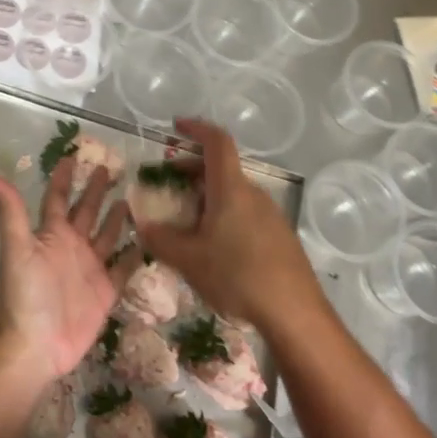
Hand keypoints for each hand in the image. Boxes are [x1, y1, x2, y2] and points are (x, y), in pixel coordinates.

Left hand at [0, 157, 128, 379]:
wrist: (37, 345)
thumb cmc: (25, 295)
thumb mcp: (17, 249)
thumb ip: (12, 212)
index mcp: (51, 235)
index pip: (58, 198)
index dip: (64, 178)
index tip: (73, 156)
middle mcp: (71, 247)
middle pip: (86, 212)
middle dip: (96, 191)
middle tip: (110, 168)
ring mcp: (90, 269)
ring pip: (107, 236)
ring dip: (116, 218)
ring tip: (131, 198)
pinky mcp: (106, 291)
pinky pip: (124, 268)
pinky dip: (135, 254)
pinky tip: (148, 240)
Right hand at [136, 117, 321, 330]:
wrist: (293, 311)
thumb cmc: (237, 276)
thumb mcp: (188, 259)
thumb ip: (160, 239)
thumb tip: (142, 224)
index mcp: (230, 189)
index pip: (217, 142)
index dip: (196, 128)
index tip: (176, 126)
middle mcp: (253, 193)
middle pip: (220, 169)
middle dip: (190, 172)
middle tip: (166, 187)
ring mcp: (270, 215)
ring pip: (231, 194)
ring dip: (205, 198)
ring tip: (184, 224)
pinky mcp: (279, 236)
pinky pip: (244, 214)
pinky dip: (222, 216)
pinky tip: (212, 248)